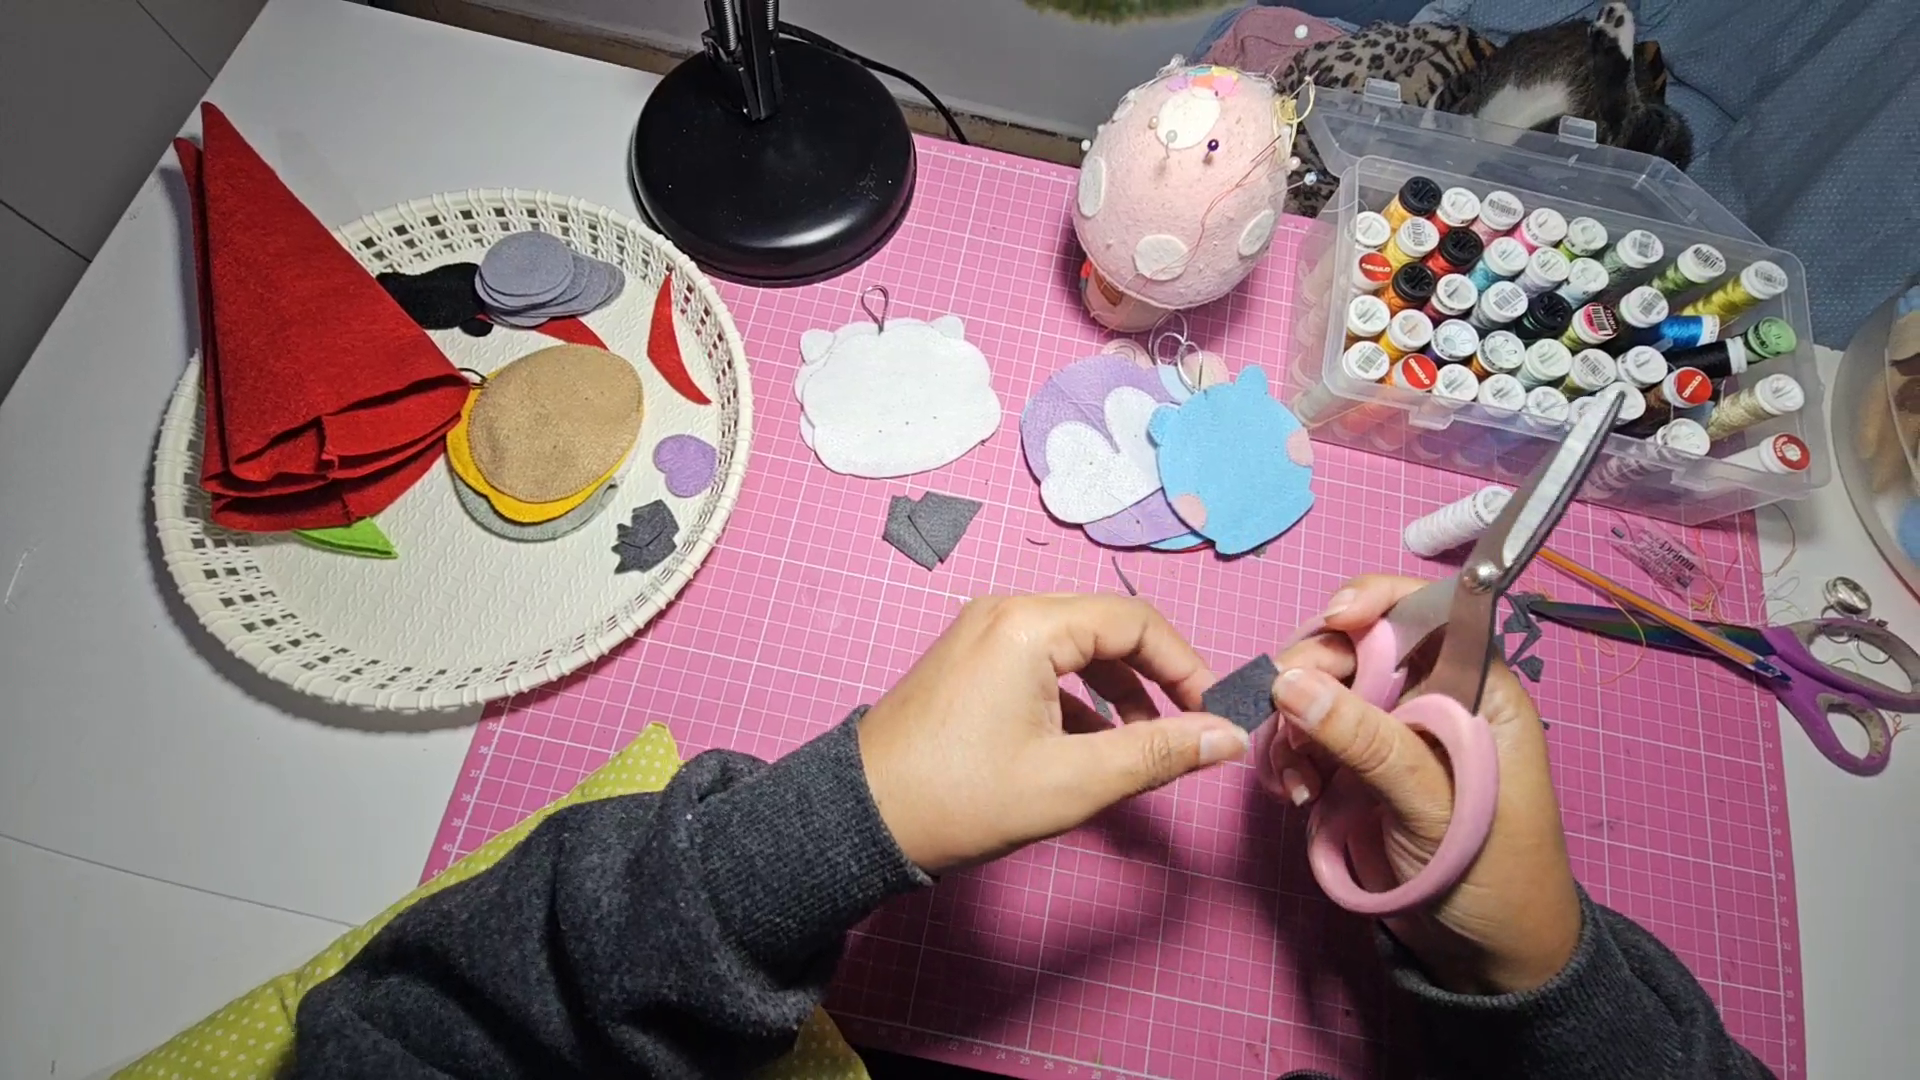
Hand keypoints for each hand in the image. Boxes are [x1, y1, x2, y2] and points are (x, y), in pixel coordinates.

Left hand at [859, 594, 1249, 873]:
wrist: (864, 816)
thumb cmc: (963, 798)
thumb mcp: (1072, 781)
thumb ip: (1157, 752)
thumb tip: (1228, 735)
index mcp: (1029, 625)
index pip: (1135, 620)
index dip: (1185, 666)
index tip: (1212, 715)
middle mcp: (1006, 611)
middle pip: (1105, 627)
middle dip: (1152, 676)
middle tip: (1184, 729)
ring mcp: (984, 630)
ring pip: (1074, 645)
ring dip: (1115, 688)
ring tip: (1140, 742)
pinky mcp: (972, 656)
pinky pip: (1041, 660)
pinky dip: (1075, 694)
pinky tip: (1089, 741)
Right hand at [1264, 575, 1582, 995]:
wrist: (1480, 956)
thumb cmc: (1490, 877)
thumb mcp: (1436, 808)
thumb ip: (1368, 742)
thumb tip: (1290, 683)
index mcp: (1475, 690)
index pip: (1430, 612)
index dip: (1377, 600)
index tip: (1333, 620)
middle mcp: (1424, 695)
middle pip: (1353, 644)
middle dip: (1311, 670)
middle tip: (1281, 709)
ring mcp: (1381, 726)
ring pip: (1315, 685)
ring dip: (1289, 722)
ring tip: (1294, 777)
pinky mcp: (1348, 757)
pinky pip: (1298, 729)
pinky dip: (1285, 753)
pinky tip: (1294, 790)